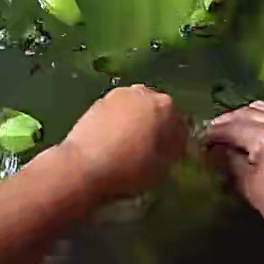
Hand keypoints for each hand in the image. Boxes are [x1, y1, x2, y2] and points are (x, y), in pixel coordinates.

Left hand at [53, 85, 188, 200]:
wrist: (83, 166)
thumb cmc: (129, 169)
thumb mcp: (162, 170)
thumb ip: (171, 154)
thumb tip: (168, 150)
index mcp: (165, 107)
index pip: (179, 125)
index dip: (178, 143)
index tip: (173, 157)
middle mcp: (143, 93)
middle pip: (156, 111)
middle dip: (157, 127)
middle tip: (152, 150)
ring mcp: (117, 95)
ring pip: (135, 109)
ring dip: (137, 123)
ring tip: (130, 146)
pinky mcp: (96, 103)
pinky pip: (116, 114)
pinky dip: (118, 124)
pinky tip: (113, 143)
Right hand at [202, 102, 263, 253]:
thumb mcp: (252, 188)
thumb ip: (231, 163)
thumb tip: (215, 151)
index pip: (232, 126)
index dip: (213, 133)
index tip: (200, 141)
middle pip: (248, 112)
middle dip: (227, 121)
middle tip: (211, 135)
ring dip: (245, 117)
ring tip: (231, 133)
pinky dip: (262, 120)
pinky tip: (256, 134)